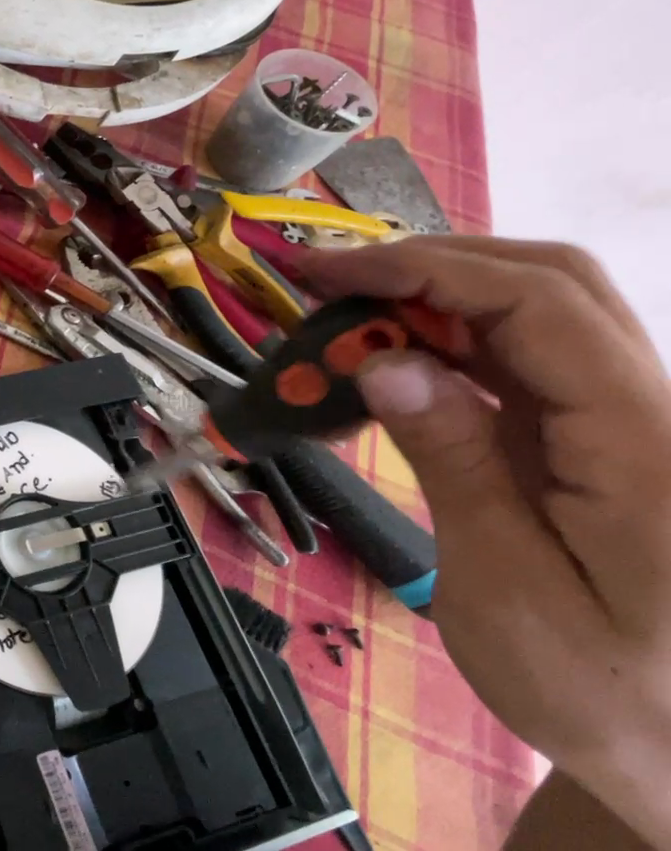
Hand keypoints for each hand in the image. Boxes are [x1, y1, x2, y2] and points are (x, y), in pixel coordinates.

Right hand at [305, 238, 670, 845]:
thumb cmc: (604, 693)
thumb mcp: (506, 588)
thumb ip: (456, 464)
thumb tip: (388, 362)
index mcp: (647, 448)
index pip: (538, 305)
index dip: (423, 268)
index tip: (322, 275)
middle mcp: (658, 414)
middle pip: (553, 284)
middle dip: (426, 265)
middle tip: (321, 286)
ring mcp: (636, 424)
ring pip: (542, 311)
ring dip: (433, 296)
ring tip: (341, 319)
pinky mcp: (606, 439)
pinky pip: (528, 359)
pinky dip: (449, 339)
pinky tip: (390, 358)